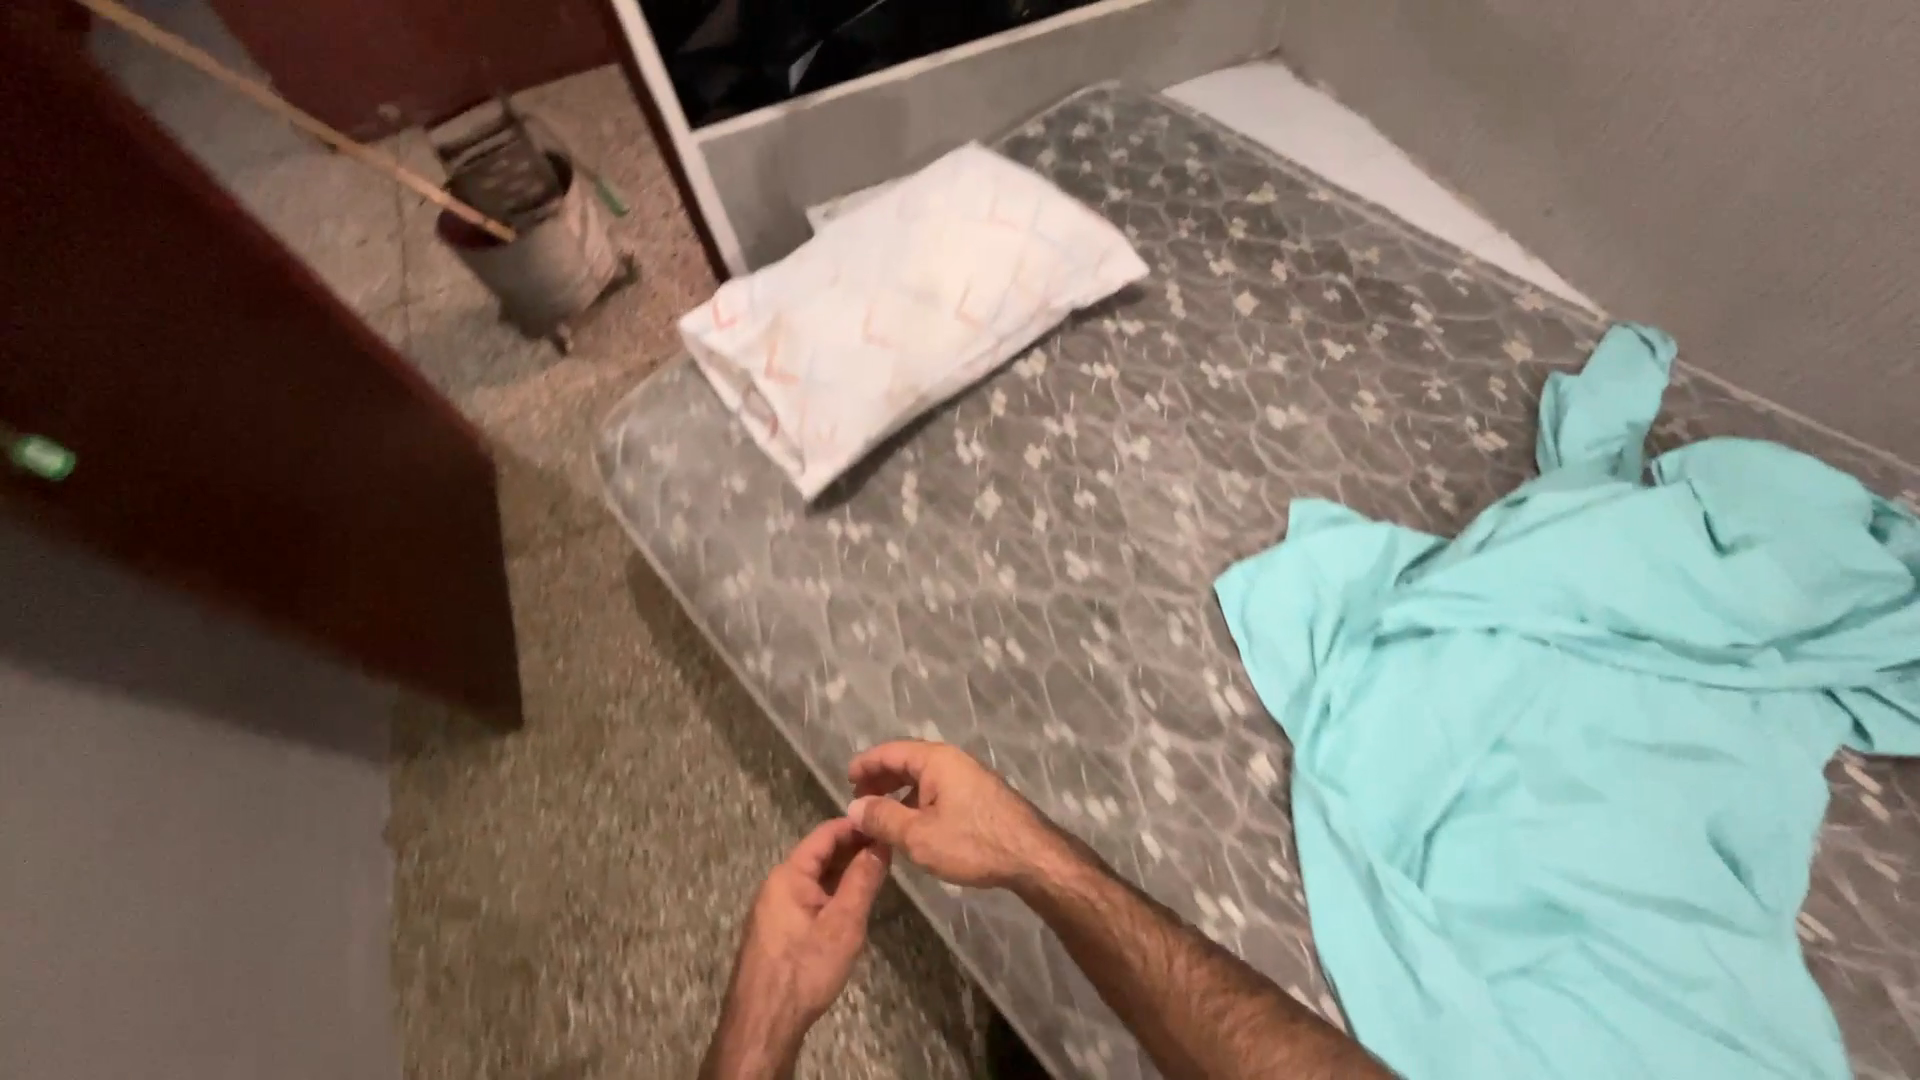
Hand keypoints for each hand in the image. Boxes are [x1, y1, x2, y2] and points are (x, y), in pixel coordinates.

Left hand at [701, 818, 889, 1079]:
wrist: (763, 1025)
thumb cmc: (805, 968)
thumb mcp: (844, 923)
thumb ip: (863, 879)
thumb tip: (880, 843)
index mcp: (789, 874)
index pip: (826, 833)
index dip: (856, 826)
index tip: (886, 825)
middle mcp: (777, 884)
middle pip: (820, 854)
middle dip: (854, 849)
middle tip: (889, 850)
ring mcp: (775, 908)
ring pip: (815, 879)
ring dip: (844, 873)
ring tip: (878, 873)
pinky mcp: (777, 931)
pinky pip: (809, 898)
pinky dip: (832, 894)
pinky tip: (853, 904)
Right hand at [846, 739, 1065, 890]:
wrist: (1030, 855)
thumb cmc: (972, 842)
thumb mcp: (918, 835)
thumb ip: (883, 818)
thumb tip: (855, 806)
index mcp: (935, 760)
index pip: (891, 752)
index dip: (866, 764)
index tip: (845, 779)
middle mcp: (952, 760)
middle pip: (908, 762)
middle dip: (881, 779)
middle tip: (859, 800)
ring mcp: (968, 777)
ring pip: (924, 778)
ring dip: (900, 793)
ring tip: (882, 816)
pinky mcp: (979, 796)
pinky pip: (939, 789)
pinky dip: (919, 801)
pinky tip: (914, 825)